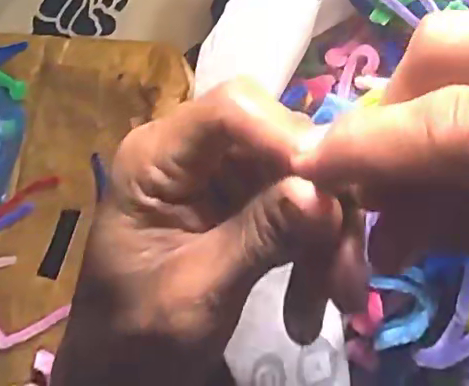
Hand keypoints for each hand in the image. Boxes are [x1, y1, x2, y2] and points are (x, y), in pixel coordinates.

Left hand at [52, 81, 369, 385]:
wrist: (121, 378)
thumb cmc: (136, 341)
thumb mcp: (194, 296)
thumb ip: (256, 238)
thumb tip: (321, 194)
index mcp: (157, 155)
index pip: (229, 109)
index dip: (282, 135)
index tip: (328, 185)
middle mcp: (194, 146)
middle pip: (276, 136)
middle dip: (319, 196)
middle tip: (346, 266)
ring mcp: (224, 169)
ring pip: (298, 168)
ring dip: (327, 230)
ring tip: (341, 296)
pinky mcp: (246, 193)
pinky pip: (300, 198)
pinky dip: (318, 244)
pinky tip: (319, 298)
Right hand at [294, 9, 468, 343]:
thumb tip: (375, 210)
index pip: (466, 124)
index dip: (375, 143)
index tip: (313, 165)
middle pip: (453, 45)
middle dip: (388, 103)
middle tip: (362, 167)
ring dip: (420, 87)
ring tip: (407, 151)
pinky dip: (463, 75)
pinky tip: (460, 119)